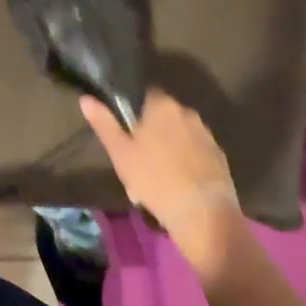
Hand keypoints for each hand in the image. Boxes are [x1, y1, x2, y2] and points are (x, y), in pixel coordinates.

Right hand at [81, 90, 245, 270]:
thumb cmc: (154, 178)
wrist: (201, 211)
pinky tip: (177, 183)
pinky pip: (196, 151)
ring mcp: (206, 134)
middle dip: (152, 131)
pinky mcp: (219, 155)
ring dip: (169, 147)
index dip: (134, 110)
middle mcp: (187, 113)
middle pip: (164, 116)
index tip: (127, 131)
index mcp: (162, 107)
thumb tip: (86, 99)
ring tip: (157, 176)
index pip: (146, 94)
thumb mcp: (120, 152)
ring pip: (180, 135)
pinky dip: (186, 161)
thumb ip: (104, 123)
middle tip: (137, 158)